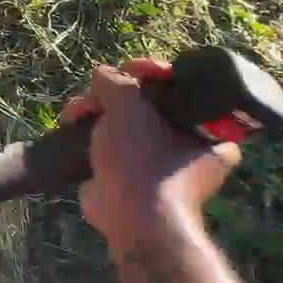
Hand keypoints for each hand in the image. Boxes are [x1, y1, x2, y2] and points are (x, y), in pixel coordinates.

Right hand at [62, 58, 240, 252]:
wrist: (130, 214)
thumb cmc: (143, 160)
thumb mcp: (130, 109)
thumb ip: (116, 81)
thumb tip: (102, 74)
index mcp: (209, 131)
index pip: (181, 87)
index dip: (153, 72)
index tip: (131, 69)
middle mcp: (186, 142)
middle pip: (143, 100)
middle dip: (110, 93)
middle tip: (94, 96)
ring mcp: (155, 155)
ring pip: (120, 115)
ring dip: (93, 107)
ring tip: (76, 114)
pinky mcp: (127, 166)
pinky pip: (108, 134)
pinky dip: (89, 126)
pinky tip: (73, 124)